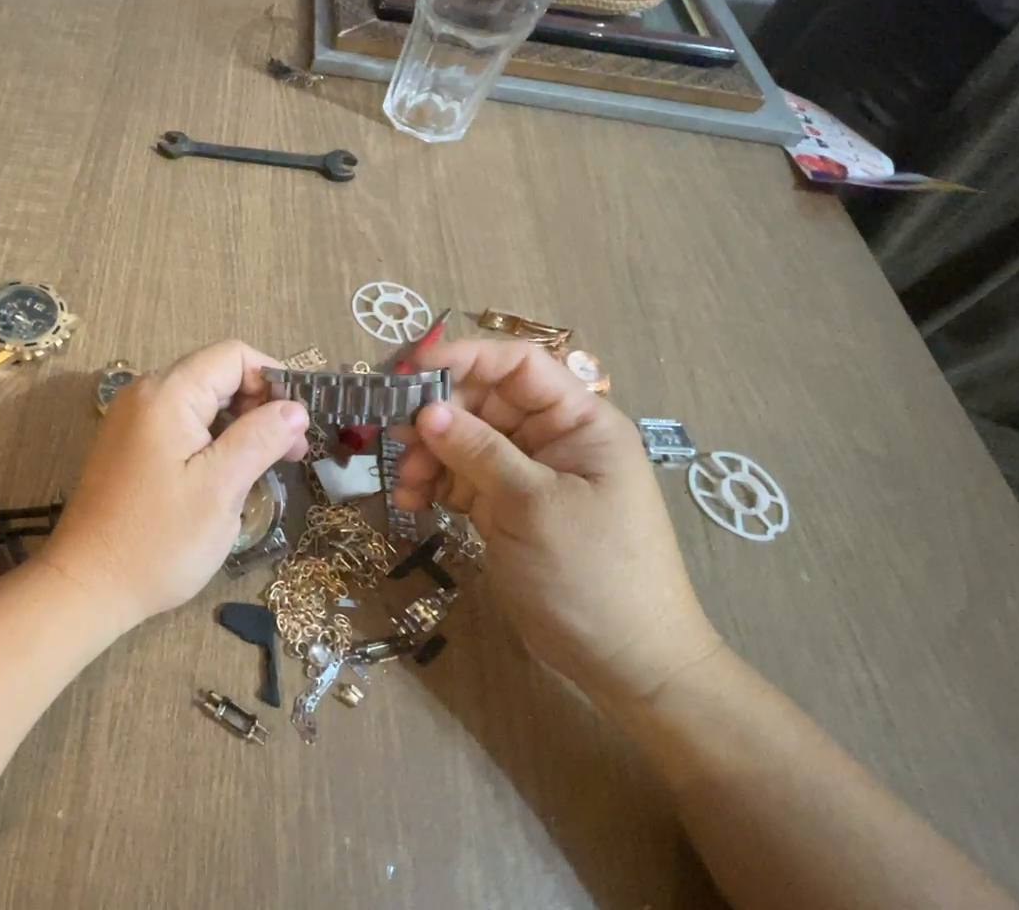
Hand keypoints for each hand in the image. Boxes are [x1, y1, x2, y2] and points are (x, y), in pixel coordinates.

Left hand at [43, 340, 310, 628]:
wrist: (86, 584)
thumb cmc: (157, 540)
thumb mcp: (220, 488)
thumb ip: (260, 438)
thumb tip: (295, 408)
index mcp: (166, 394)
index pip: (233, 356)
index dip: (273, 380)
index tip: (298, 424)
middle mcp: (144, 395)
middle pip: (216, 375)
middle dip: (259, 405)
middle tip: (291, 454)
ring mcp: (131, 421)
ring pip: (200, 403)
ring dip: (238, 426)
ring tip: (265, 469)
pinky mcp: (128, 447)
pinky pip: (180, 426)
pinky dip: (211, 441)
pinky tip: (228, 476)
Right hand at [393, 339, 722, 706]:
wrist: (624, 660)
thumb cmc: (595, 574)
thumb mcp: (535, 505)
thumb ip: (479, 452)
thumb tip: (426, 410)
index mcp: (579, 423)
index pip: (519, 366)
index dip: (465, 358)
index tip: (409, 370)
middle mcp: (550, 439)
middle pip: (481, 401)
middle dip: (435, 415)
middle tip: (393, 437)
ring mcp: (525, 474)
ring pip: (462, 440)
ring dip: (427, 455)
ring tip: (406, 484)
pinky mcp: (504, 507)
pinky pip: (458, 478)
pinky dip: (433, 485)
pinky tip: (413, 502)